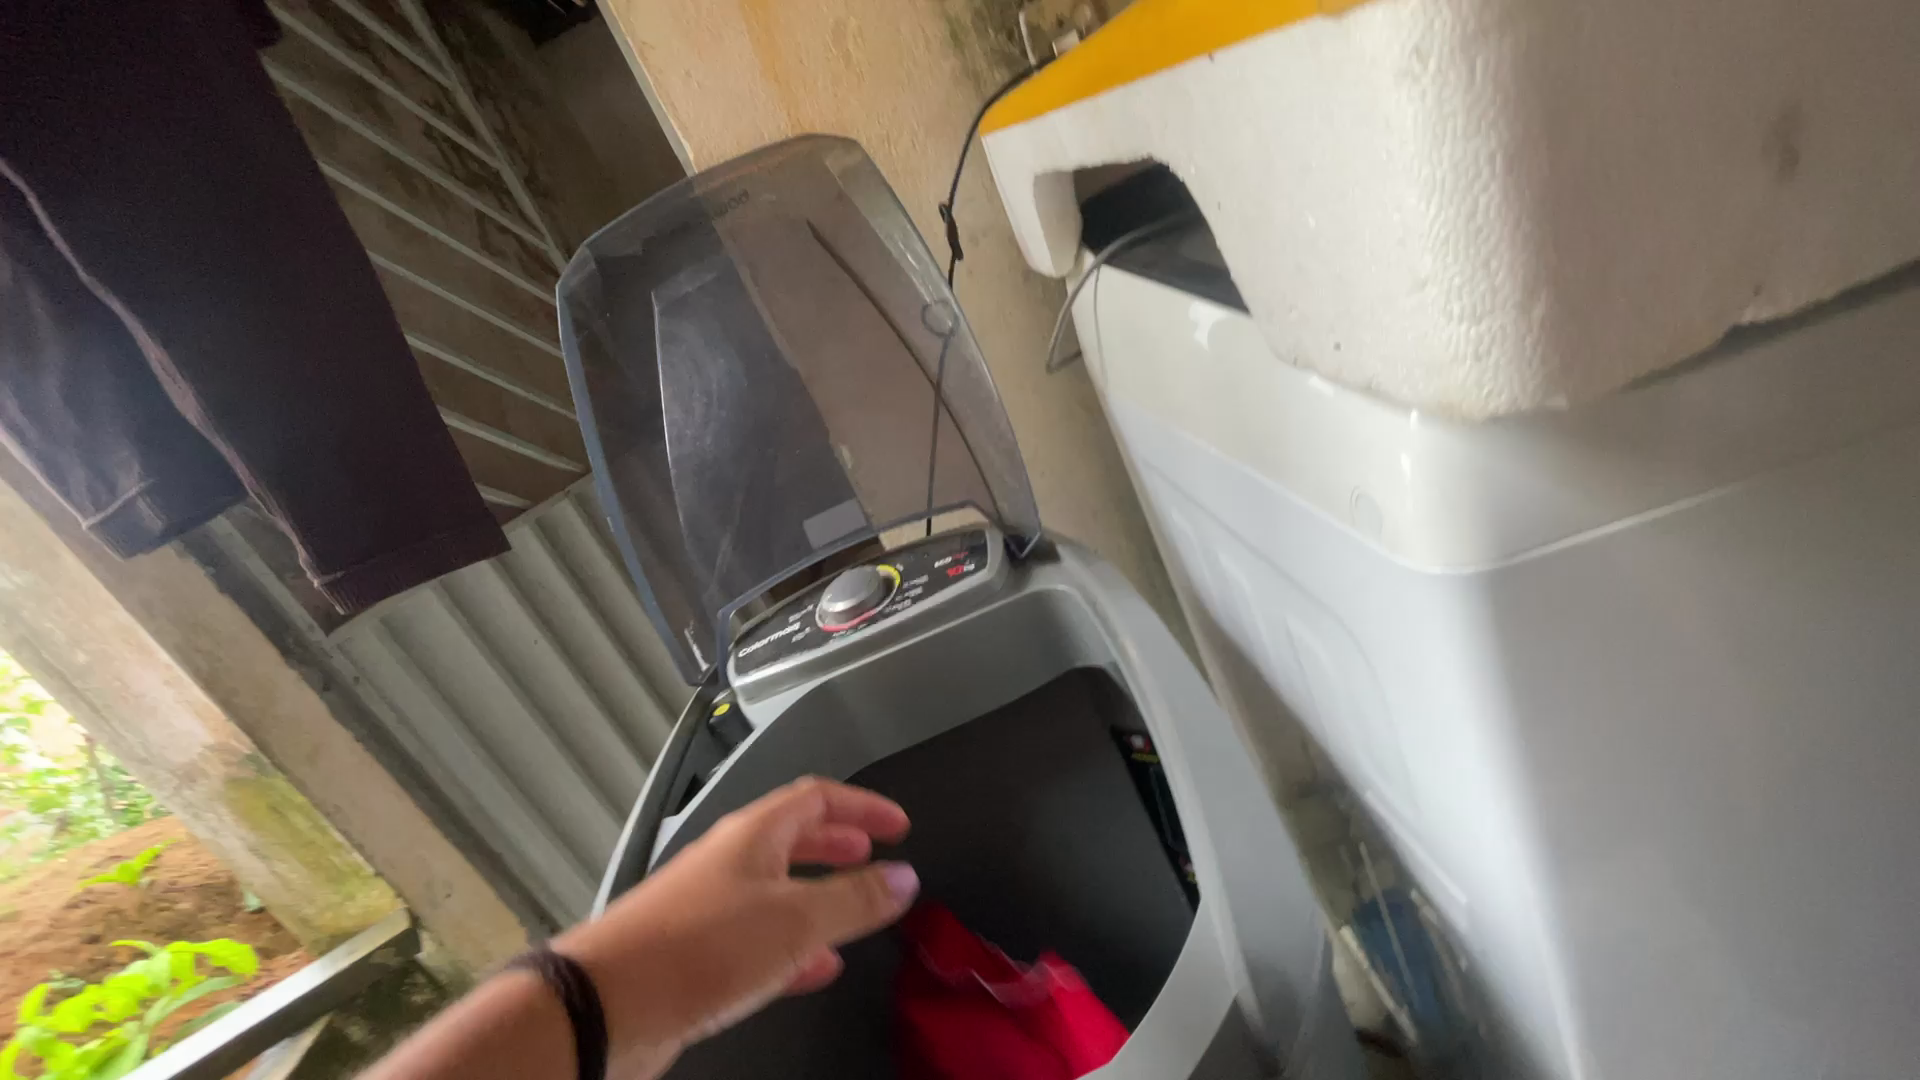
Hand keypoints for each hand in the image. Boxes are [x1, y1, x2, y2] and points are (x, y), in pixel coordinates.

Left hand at [554, 777, 917, 1077]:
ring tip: (853, 911)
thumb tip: (905, 877)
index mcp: (755, 834)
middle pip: (795, 836)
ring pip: (778, 888)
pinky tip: (813, 968)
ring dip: (819, 894)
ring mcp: (710, 905)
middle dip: (839, 842)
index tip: (897, 824)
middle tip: (872, 853)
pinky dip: (793, 944)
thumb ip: (855, 899)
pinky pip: (757, 936)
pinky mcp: (695, 952)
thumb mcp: (794, 920)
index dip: (863, 805)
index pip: (818, 797)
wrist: (602, 1009)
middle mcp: (731, 860)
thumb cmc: (701, 948)